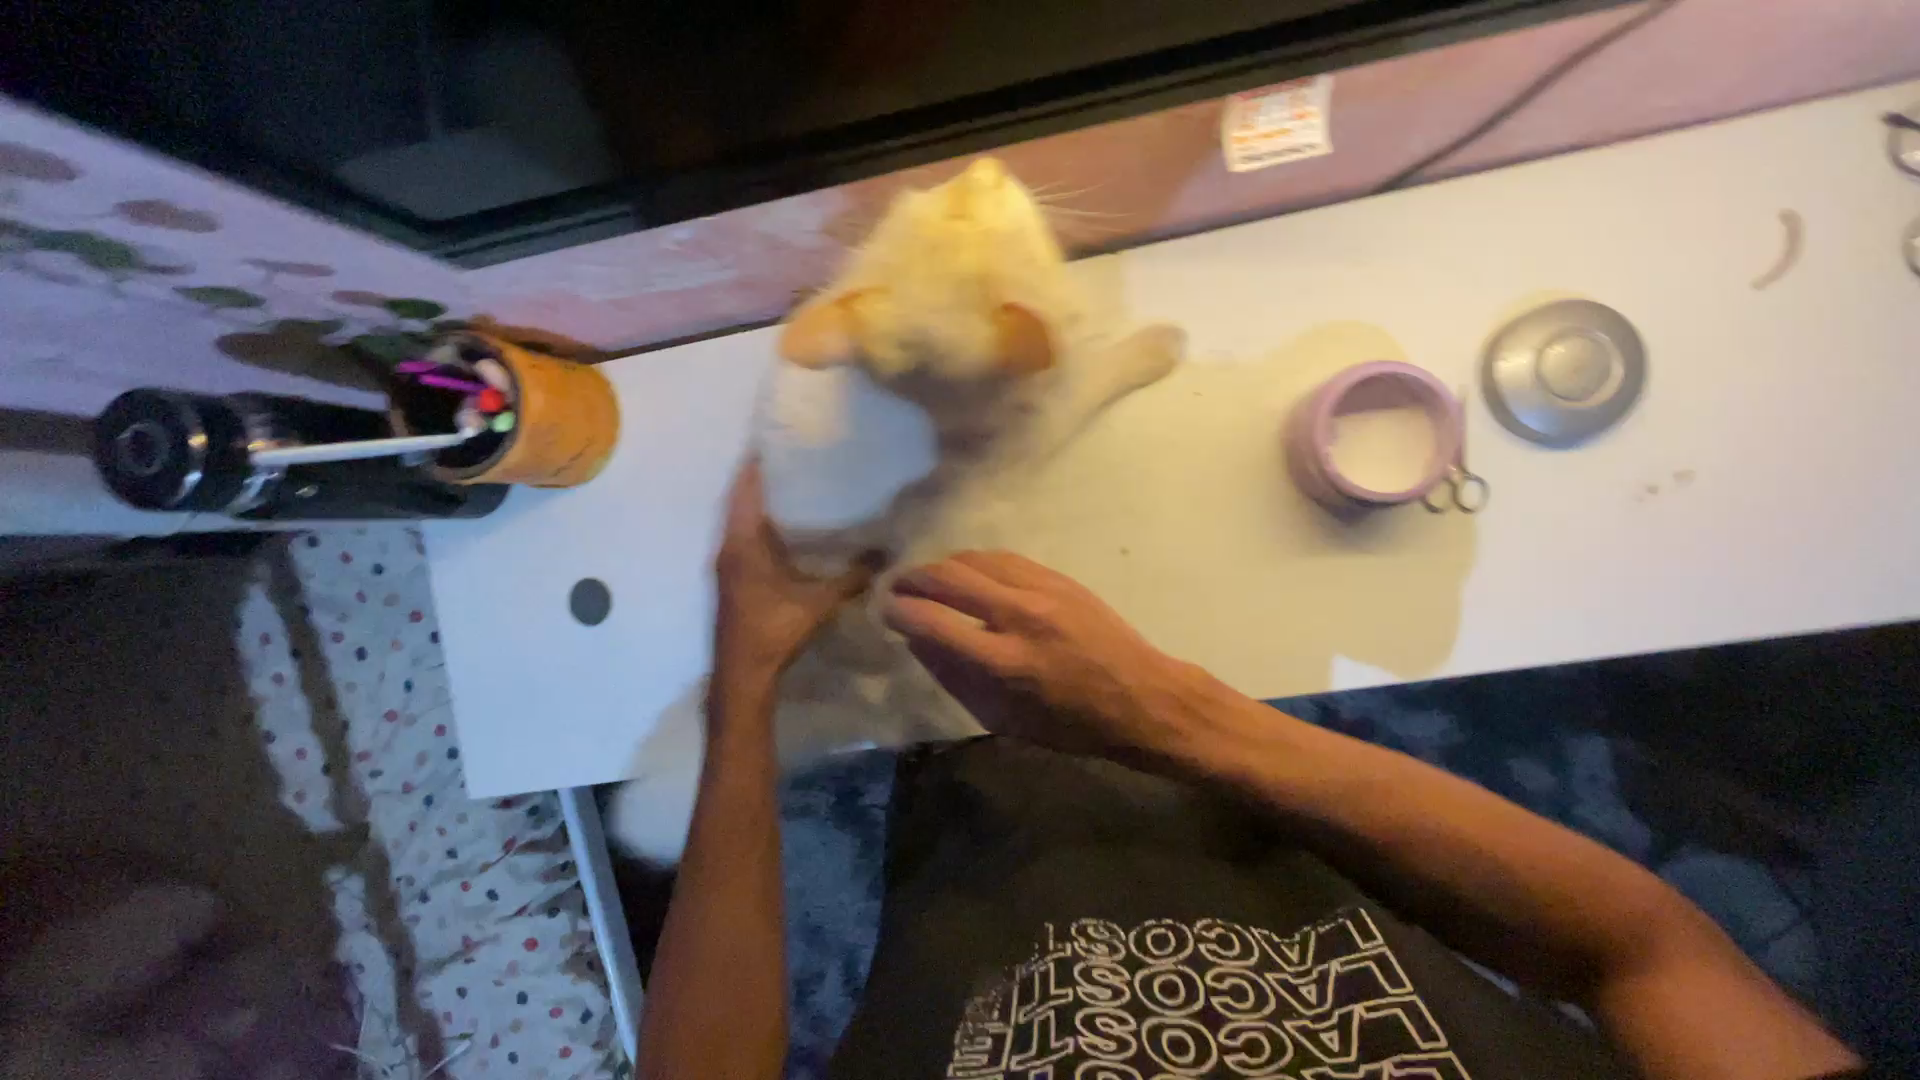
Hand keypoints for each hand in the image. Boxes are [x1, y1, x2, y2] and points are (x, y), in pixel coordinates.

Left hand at [713, 459, 878, 679]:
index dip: (757, 463)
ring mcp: (726, 564)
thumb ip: (851, 577)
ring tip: (789, 483)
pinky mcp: (730, 579)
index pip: (745, 490)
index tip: (774, 438)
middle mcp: (727, 547)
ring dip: (756, 502)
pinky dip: (757, 524)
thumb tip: (885, 554)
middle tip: (789, 456)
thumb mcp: (819, 601)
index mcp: (742, 543)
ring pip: (738, 521)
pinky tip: (782, 526)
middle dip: (759, 478)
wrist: (743, 673)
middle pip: (738, 500)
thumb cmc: (775, 630)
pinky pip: (741, 537)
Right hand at [882, 551, 1200, 767]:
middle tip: (897, 587)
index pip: (934, 624)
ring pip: (975, 560)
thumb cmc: (1070, 722)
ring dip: (942, 566)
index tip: (885, 609)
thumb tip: (916, 641)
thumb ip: (955, 678)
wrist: (1141, 696)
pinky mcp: (1059, 578)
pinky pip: (1004, 557)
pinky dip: (975, 561)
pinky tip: (966, 572)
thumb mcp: (1004, 718)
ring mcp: (1042, 591)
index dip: (900, 611)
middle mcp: (1020, 617)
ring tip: (927, 579)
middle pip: (949, 579)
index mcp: (1004, 662)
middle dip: (913, 579)